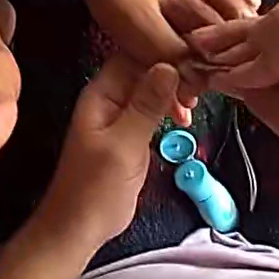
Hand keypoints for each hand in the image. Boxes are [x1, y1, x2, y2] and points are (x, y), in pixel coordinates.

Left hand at [31, 58, 180, 244]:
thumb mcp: (124, 144)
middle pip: (143, 68)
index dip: (161, 52)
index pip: (131, 54)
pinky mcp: (130, 134)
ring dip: (173, 92)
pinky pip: (151, 109)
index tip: (193, 59)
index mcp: (100, 94)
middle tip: (199, 86)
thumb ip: (146, 105)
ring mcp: (119, 116)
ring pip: (150, 89)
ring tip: (193, 105)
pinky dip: (168, 109)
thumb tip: (169, 66)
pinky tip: (184, 118)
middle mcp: (108, 99)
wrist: (80, 226)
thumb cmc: (95, 188)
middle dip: (172, 72)